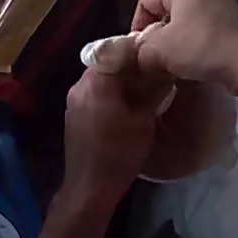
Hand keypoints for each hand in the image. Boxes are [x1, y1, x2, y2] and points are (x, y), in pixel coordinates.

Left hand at [59, 37, 171, 212]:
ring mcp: (73, 100)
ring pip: (100, 78)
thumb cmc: (119, 154)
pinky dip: (110, 93)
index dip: (139, 49)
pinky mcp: (73, 114)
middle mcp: (79, 85)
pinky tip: (127, 106)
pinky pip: (94, 93)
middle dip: (130, 65)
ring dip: (120, 80)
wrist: (90, 188)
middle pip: (107, 62)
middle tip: (154, 72)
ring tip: (144, 90)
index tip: (157, 55)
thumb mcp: (143, 121)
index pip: (118, 48)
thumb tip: (165, 69)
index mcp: (96, 82)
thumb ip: (152, 90)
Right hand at [130, 0, 237, 90]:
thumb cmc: (201, 46)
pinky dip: (197, 51)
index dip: (135, 26)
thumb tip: (136, 58)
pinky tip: (196, 69)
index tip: (136, 52)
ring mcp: (223, 8)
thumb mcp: (159, 50)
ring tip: (173, 69)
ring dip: (177, 48)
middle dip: (157, 39)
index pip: (145, 0)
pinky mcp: (236, 28)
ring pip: (188, 27)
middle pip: (168, 13)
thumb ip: (140, 52)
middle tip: (153, 62)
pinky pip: (206, 37)